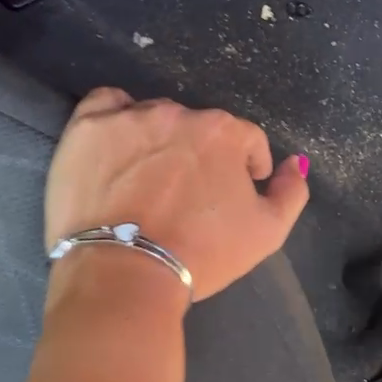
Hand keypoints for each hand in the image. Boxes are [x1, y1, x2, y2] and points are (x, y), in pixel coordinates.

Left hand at [43, 88, 310, 302]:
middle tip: (188, 195)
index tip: (236, 193)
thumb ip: (292, 191)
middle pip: (199, 128)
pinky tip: (117, 144)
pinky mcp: (86, 128)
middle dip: (200, 155)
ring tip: (147, 179)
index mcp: (225, 133)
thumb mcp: (268, 233)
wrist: (123, 277)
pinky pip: (106, 104)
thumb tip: (295, 163)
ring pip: (154, 118)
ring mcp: (130, 118)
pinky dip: (115, 118)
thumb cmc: (201, 254)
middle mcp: (180, 114)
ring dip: (159, 141)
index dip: (247, 167)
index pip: (247, 139)